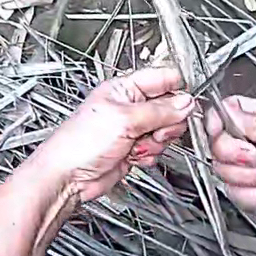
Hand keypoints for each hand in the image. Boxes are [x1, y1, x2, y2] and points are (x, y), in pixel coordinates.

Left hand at [25, 66, 194, 205]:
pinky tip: (134, 156)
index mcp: (124, 88)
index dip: (178, 88)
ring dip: (157, 141)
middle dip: (167, 121)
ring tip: (138, 144)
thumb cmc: (79, 143)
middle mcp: (129, 106)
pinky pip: (157, 148)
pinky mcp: (133, 148)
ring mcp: (132, 128)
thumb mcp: (125, 119)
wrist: (68, 177)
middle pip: (170, 106)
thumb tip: (186, 102)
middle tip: (154, 129)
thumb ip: (159, 110)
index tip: (187, 102)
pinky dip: (150, 154)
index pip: (162, 78)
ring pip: (166, 130)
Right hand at [207, 95, 255, 241]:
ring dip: (252, 176)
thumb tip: (226, 111)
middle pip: (218, 144)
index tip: (219, 129)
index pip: (226, 113)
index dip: (217, 121)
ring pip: (224, 171)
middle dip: (235, 152)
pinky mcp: (253, 194)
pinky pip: (236, 194)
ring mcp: (253, 170)